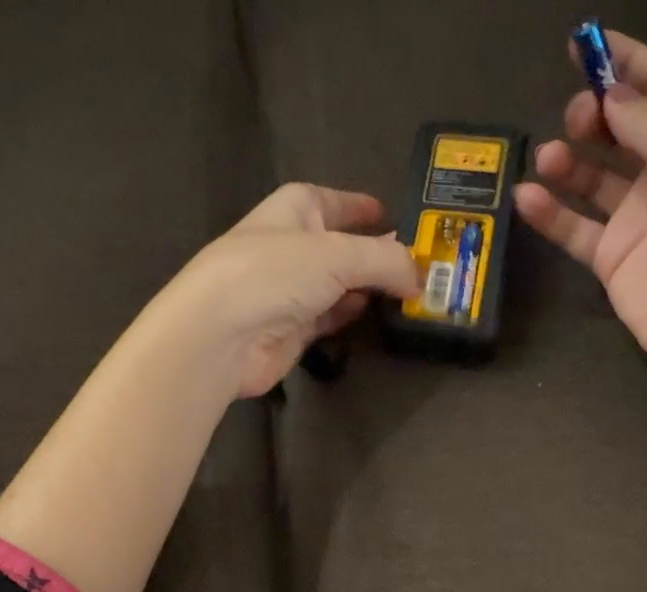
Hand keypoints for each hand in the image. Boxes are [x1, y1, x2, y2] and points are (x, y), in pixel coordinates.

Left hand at [152, 183, 421, 398]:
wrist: (221, 336)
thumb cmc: (273, 273)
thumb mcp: (339, 255)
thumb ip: (386, 262)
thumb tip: (421, 277)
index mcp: (295, 208)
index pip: (337, 201)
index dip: (364, 207)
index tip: (398, 217)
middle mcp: (293, 245)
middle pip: (344, 246)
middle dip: (379, 254)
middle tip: (425, 264)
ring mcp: (291, 289)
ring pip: (341, 284)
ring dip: (371, 289)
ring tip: (414, 292)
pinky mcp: (293, 329)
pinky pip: (333, 317)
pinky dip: (355, 314)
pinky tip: (380, 315)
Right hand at [514, 30, 646, 382]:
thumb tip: (611, 94)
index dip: (628, 63)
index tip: (585, 45)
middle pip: (624, 130)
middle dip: (595, 115)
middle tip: (574, 117)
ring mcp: (640, 218)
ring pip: (594, 177)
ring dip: (569, 162)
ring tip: (547, 158)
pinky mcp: (613, 258)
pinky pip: (575, 226)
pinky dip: (550, 212)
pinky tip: (528, 198)